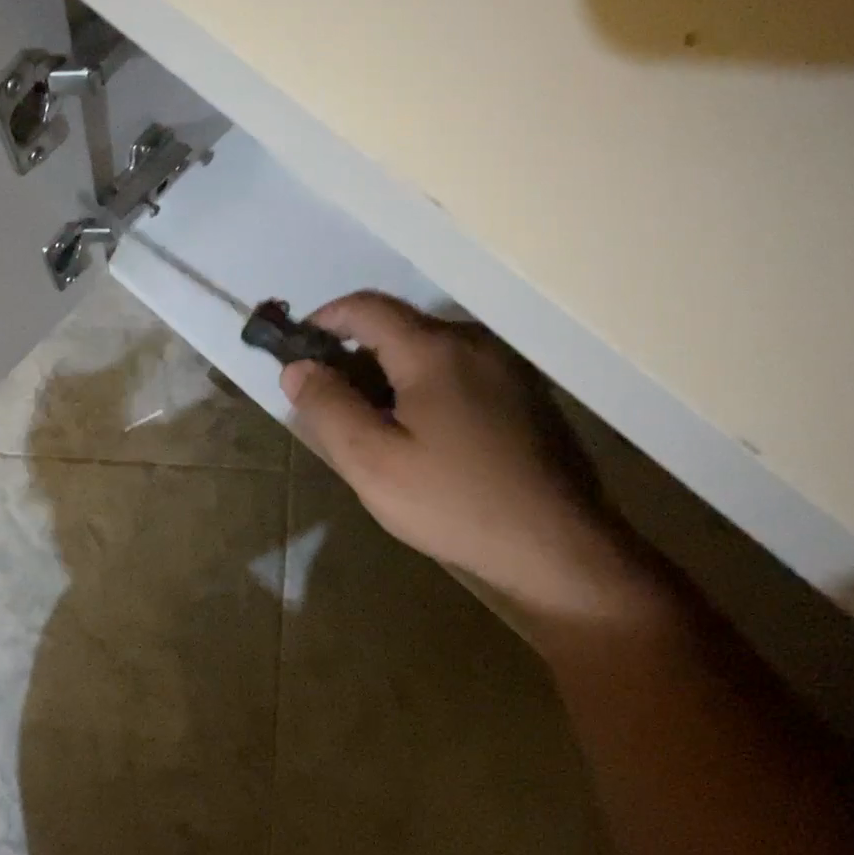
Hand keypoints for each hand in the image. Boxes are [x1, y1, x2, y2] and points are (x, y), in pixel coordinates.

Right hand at [281, 292, 648, 617]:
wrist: (558, 546)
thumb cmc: (453, 502)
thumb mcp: (371, 461)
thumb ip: (327, 407)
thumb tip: (296, 367)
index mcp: (434, 350)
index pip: (366, 307)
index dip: (323, 320)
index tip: (295, 352)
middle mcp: (476, 344)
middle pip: (400, 327)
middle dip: (354, 353)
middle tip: (328, 403)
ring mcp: (508, 369)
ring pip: (431, 352)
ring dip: (389, 374)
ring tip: (371, 426)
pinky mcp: (526, 397)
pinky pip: (461, 374)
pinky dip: (425, 388)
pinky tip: (422, 437)